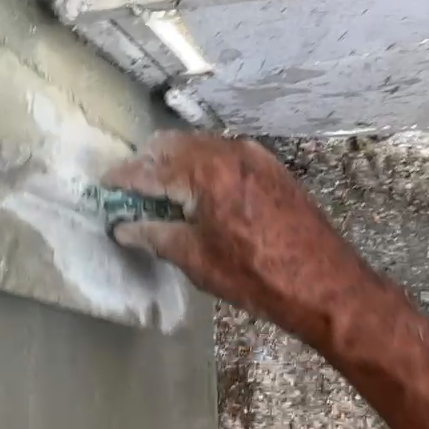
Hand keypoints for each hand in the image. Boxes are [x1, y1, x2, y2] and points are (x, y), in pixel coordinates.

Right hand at [103, 132, 379, 340]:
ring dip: (175, 160)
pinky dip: (202, 164)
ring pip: (200, 145)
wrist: (324, 283)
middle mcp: (228, 151)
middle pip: (174, 145)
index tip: (104, 181)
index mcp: (205, 172)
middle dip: (147, 161)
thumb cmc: (254, 276)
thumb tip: (123, 228)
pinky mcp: (271, 166)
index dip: (123, 176)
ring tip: (159, 186)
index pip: (150, 168)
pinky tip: (197, 187)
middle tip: (129, 183)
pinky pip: (224, 153)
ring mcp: (254, 155)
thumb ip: (154, 235)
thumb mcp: (195, 259)